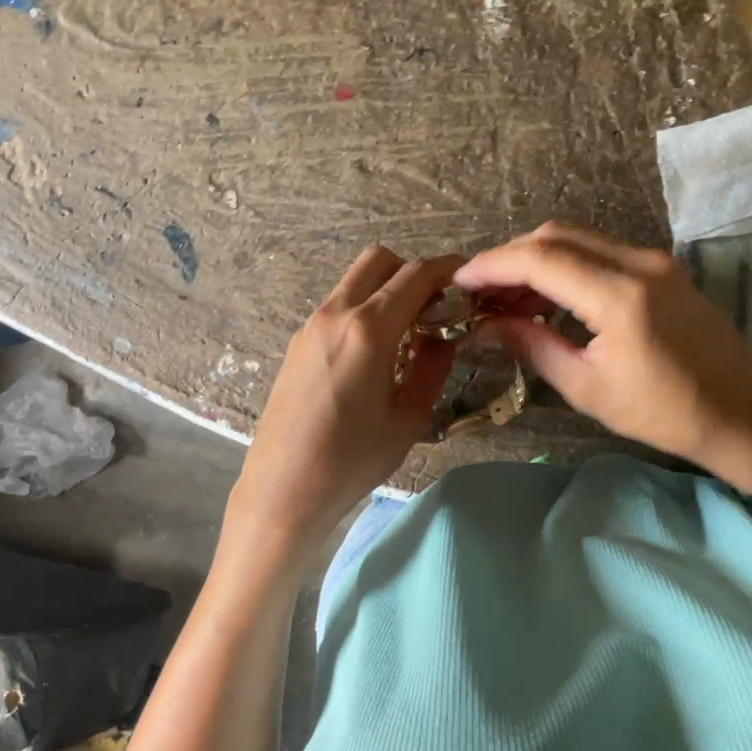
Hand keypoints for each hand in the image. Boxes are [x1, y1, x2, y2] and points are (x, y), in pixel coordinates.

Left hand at [226, 246, 463, 552]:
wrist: (283, 489)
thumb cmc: (351, 461)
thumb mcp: (408, 419)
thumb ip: (431, 368)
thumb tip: (443, 338)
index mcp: (368, 330)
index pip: (415, 275)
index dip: (448, 269)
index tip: (468, 279)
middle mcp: (335, 315)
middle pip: (378, 261)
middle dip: (412, 271)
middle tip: (435, 308)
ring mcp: (310, 327)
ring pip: (354, 282)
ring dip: (385, 290)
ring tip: (408, 334)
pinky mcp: (297, 345)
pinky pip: (337, 307)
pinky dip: (363, 310)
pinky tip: (376, 353)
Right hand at [454, 223, 751, 487]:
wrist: (736, 411)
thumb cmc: (660, 412)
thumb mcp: (586, 387)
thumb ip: (533, 346)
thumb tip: (487, 325)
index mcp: (619, 297)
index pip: (540, 259)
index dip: (492, 265)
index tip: (459, 281)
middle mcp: (638, 263)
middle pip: (556, 236)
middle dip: (510, 258)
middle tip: (482, 293)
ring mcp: (655, 261)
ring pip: (579, 239)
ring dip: (537, 260)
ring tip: (510, 300)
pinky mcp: (663, 268)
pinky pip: (602, 252)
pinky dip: (567, 266)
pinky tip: (550, 299)